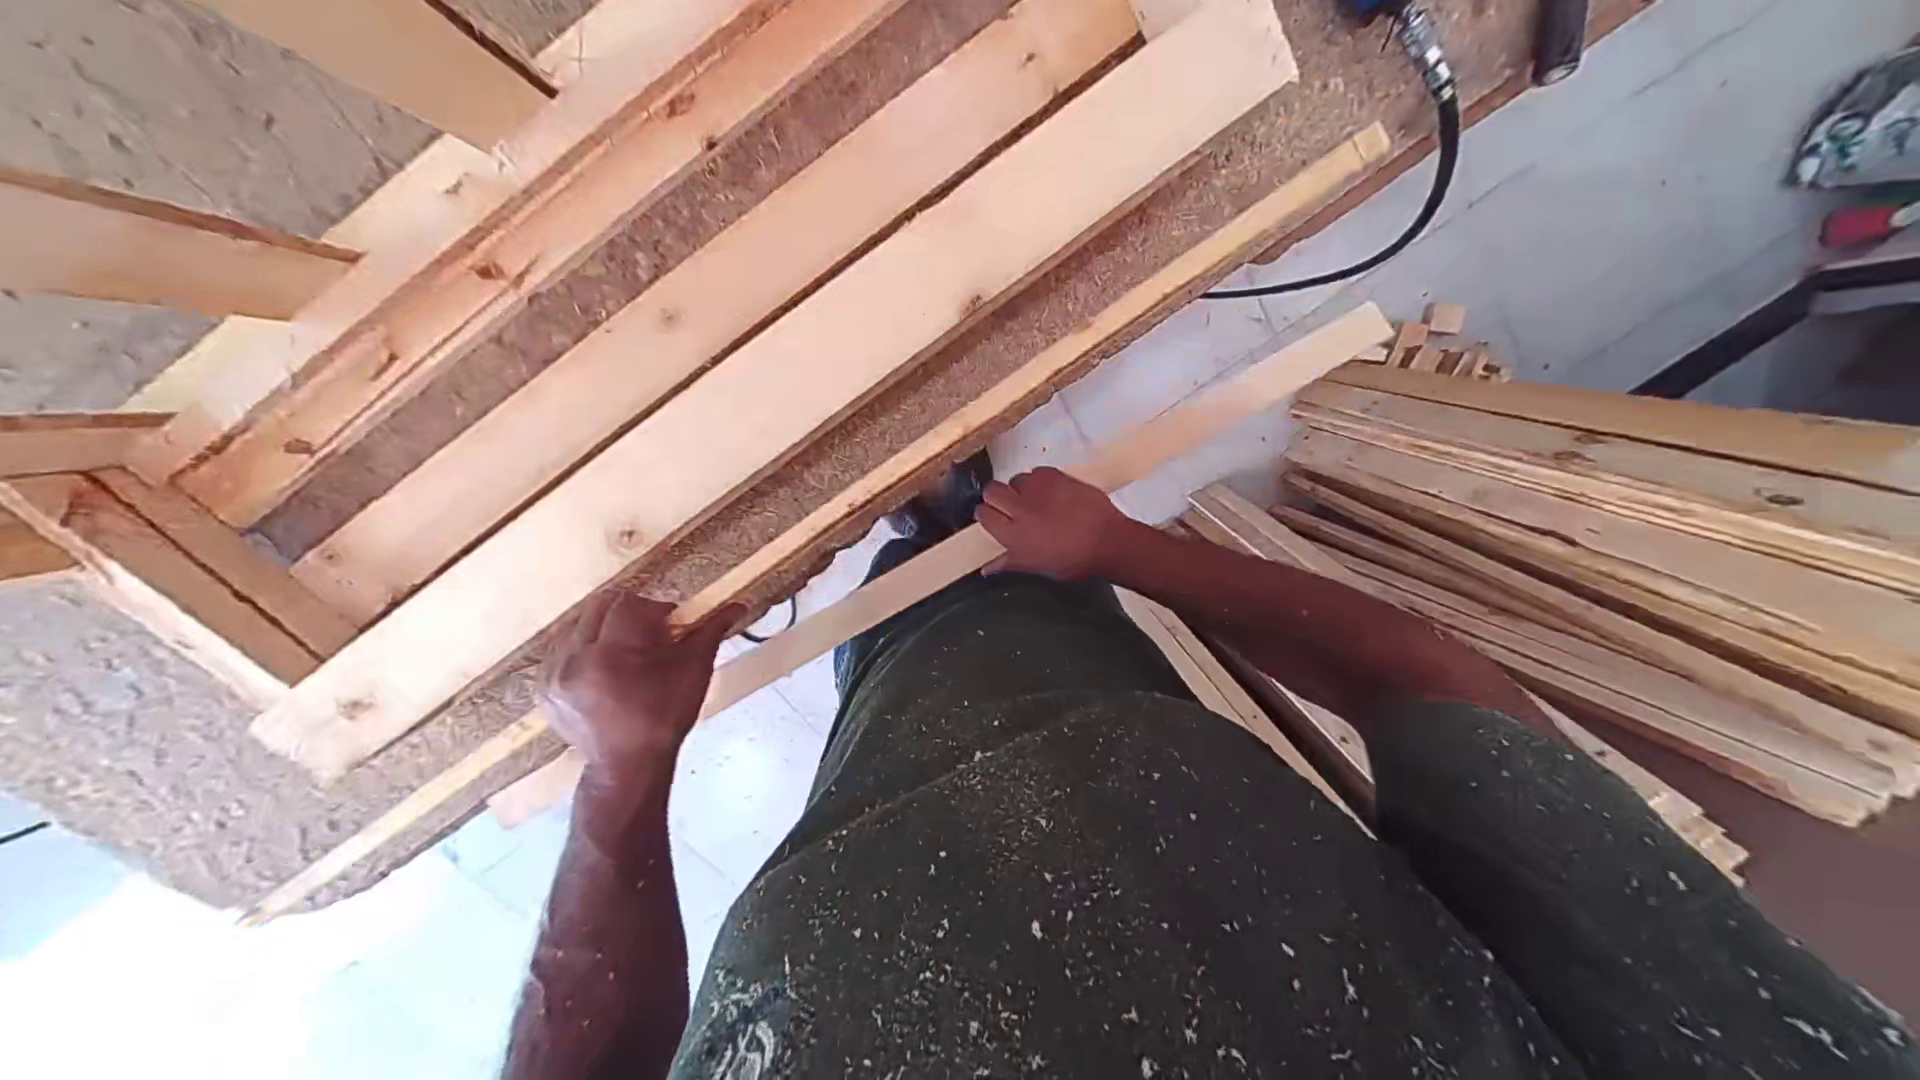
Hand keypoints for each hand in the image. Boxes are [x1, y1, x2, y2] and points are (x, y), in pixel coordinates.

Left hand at [541, 591, 742, 782]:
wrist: (628, 765)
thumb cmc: (666, 716)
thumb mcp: (694, 670)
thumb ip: (712, 630)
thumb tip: (739, 605)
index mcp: (611, 654)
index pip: (628, 604)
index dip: (654, 607)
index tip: (670, 623)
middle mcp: (574, 659)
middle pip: (599, 607)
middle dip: (629, 612)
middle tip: (651, 633)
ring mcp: (553, 674)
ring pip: (579, 624)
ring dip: (606, 628)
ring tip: (627, 652)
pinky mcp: (542, 686)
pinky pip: (563, 647)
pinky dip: (585, 647)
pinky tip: (605, 665)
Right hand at [976, 467, 1131, 578]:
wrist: (1107, 541)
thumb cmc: (1074, 560)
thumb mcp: (1037, 567)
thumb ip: (1008, 563)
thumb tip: (986, 569)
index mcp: (1012, 535)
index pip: (983, 514)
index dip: (986, 513)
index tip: (994, 516)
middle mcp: (1020, 509)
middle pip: (991, 490)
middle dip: (996, 495)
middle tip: (1010, 504)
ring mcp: (1038, 490)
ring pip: (1015, 479)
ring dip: (1021, 487)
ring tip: (1036, 499)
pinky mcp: (1055, 477)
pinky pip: (1037, 471)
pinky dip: (1041, 480)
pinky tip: (1051, 492)